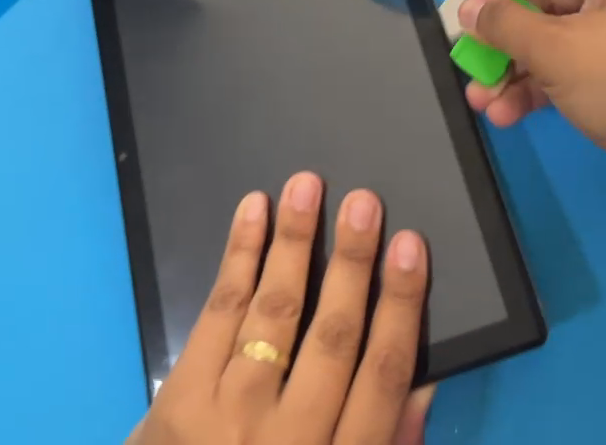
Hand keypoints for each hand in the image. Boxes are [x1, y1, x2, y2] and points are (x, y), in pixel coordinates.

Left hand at [129, 174, 434, 444]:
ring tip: (307, 186)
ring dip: (294, 242)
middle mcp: (289, 438)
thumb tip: (424, 383)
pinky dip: (239, 255)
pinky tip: (255, 213)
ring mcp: (228, 414)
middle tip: (365, 202)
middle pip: (331, 337)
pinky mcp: (181, 395)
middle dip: (352, 263)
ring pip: (274, 313)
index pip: (381, 378)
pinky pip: (218, 311)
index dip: (400, 307)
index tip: (410, 247)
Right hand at [459, 0, 605, 174]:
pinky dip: (543, 87)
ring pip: (557, 41)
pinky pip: (576, 67)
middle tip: (468, 63)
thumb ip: (502, 24)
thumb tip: (466, 8)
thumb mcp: (555, 48)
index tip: (467, 11)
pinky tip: (509, 115)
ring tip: (482, 102)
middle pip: (547, 3)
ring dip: (517, 70)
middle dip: (504, 39)